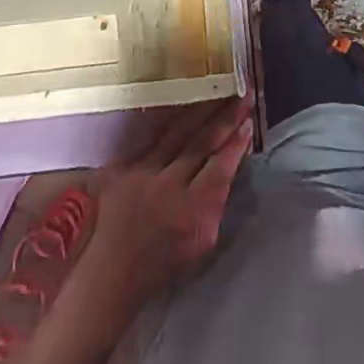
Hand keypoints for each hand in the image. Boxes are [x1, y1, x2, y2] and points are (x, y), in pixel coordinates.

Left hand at [80, 98, 253, 309]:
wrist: (115, 268)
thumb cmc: (165, 260)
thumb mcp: (203, 241)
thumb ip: (216, 203)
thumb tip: (227, 164)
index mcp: (192, 210)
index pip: (220, 166)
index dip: (236, 142)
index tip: (248, 122)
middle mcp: (167, 185)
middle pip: (201, 141)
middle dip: (225, 117)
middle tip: (242, 96)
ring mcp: (141, 171)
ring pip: (176, 132)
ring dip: (200, 112)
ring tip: (217, 95)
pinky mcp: (121, 165)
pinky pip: (150, 136)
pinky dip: (170, 122)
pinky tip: (184, 108)